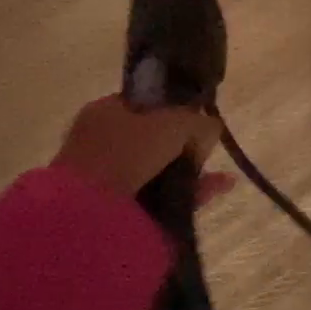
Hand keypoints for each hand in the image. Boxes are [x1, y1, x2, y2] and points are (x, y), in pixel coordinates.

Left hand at [51, 95, 233, 202]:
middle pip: (158, 137)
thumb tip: (210, 130)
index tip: (199, 120)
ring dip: (191, 170)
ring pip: (161, 167)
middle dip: (187, 145)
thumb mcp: (176, 124)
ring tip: (220, 177)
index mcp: (106, 109)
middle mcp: (103, 138)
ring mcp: (107, 173)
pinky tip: (217, 189)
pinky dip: (188, 191)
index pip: (149, 102)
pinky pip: (162, 192)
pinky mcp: (117, 203)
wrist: (90, 208)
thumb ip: (200, 122)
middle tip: (204, 150)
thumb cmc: (129, 152)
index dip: (177, 109)